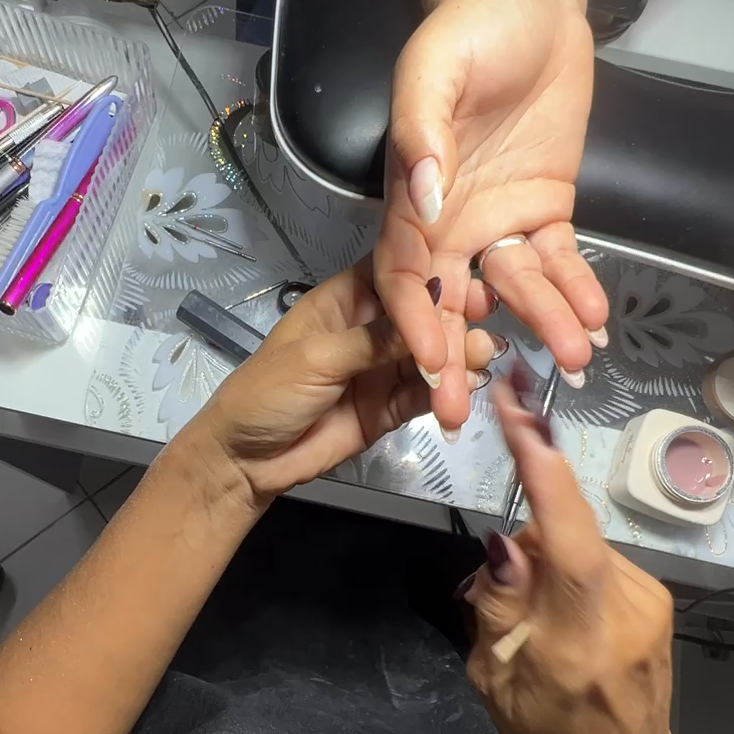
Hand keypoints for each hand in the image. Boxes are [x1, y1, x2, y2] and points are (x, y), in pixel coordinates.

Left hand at [183, 263, 498, 504]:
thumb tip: (429, 308)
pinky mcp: (389, 408)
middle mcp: (369, 331)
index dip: (430, 273)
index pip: (395, 276)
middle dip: (452, 318)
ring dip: (458, 356)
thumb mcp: (316, 358)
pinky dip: (447, 392)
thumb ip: (373, 340)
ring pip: (430, 358)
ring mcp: (381, 370)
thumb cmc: (267, 394)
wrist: (246, 460)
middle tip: (486, 316)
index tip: (467, 275)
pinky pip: (424, 395)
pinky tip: (471, 385)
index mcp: (345, 302)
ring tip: (484, 355)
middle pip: (421, 318)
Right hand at [377, 0, 609, 432]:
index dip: (415, 322)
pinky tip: (594, 321)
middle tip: (459, 414)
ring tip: (571, 359)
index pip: (406, 276)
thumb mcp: (430, 72)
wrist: (529, 6)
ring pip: (515, 289)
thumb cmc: (468, 31)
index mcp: (413, 203)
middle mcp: (450, 226)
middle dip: (455, 357)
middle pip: (449, 303)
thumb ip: (420, 135)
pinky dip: (576, 290)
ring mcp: (498, 223)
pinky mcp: (544, 211)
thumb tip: (424, 200)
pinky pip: (559, 260)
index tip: (434, 363)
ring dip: (540, 324)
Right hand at [462, 367, 685, 733]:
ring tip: (537, 617)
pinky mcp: (657, 599)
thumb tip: (504, 538)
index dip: (544, 469)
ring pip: (579, 542)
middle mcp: (627, 611)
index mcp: (577, 640)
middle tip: (500, 590)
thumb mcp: (493, 677)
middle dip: (526, 541)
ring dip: (547, 560)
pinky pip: (596, 558)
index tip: (520, 412)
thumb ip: (497, 602)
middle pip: (565, 530)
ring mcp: (650, 602)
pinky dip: (569, 571)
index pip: (568, 536)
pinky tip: (564, 616)